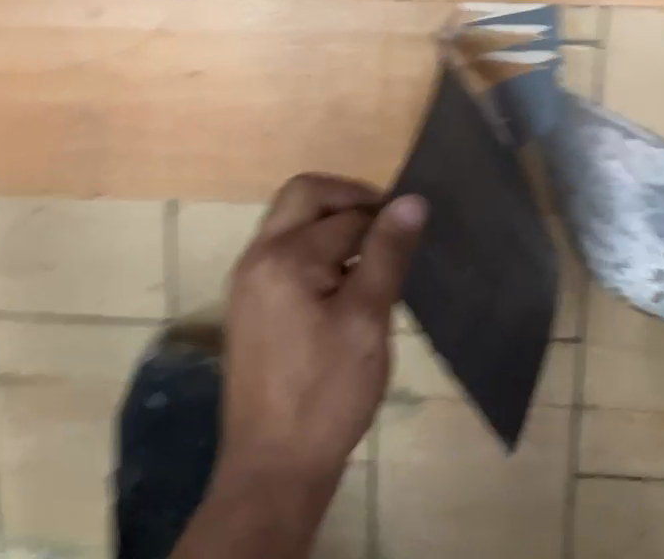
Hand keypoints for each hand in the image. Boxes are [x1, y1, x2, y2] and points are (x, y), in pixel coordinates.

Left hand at [218, 174, 427, 501]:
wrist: (273, 467)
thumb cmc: (327, 395)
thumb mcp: (367, 321)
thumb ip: (387, 254)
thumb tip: (412, 200)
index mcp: (284, 256)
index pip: (345, 213)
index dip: (384, 215)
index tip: (415, 231)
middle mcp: (257, 256)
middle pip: (304, 196)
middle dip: (350, 201)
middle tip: (390, 229)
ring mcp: (248, 281)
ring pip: (292, 223)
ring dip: (333, 226)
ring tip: (373, 261)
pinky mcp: (249, 305)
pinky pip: (284, 253)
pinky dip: (316, 251)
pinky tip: (345, 286)